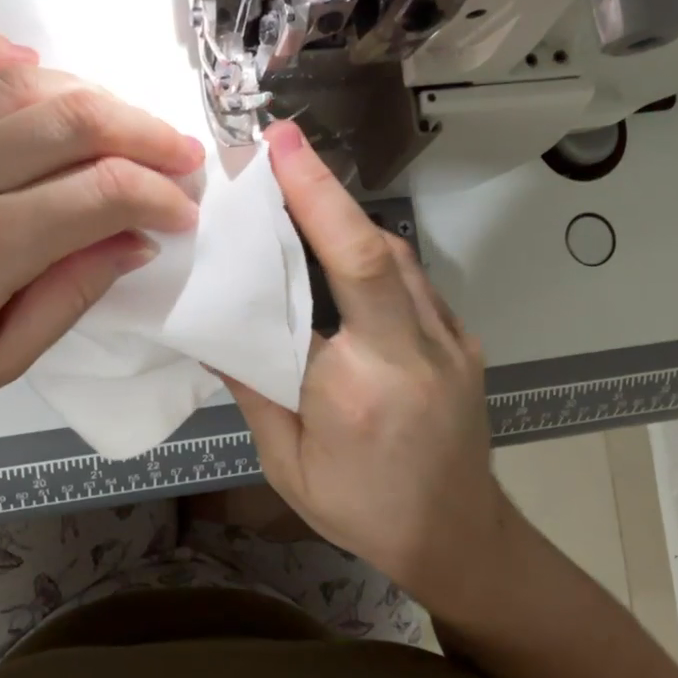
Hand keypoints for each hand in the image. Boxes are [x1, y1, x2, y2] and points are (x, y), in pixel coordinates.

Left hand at [0, 26, 202, 458]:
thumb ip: (71, 295)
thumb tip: (135, 241)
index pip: (104, 192)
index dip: (160, 196)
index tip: (183, 213)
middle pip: (74, 120)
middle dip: (144, 133)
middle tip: (179, 157)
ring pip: (17, 86)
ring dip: (84, 95)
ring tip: (117, 124)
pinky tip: (20, 63)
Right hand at [219, 121, 501, 589]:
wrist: (459, 536)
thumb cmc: (363, 512)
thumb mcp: (289, 467)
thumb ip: (256, 393)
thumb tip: (217, 329)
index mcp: (355, 392)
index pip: (302, 303)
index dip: (281, 235)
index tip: (264, 170)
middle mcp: (409, 354)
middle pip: (369, 253)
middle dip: (323, 189)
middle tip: (283, 141)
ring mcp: (446, 342)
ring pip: (395, 256)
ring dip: (347, 215)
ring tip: (301, 183)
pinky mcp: (460, 340)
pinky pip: (412, 280)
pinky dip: (372, 250)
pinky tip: (341, 244)